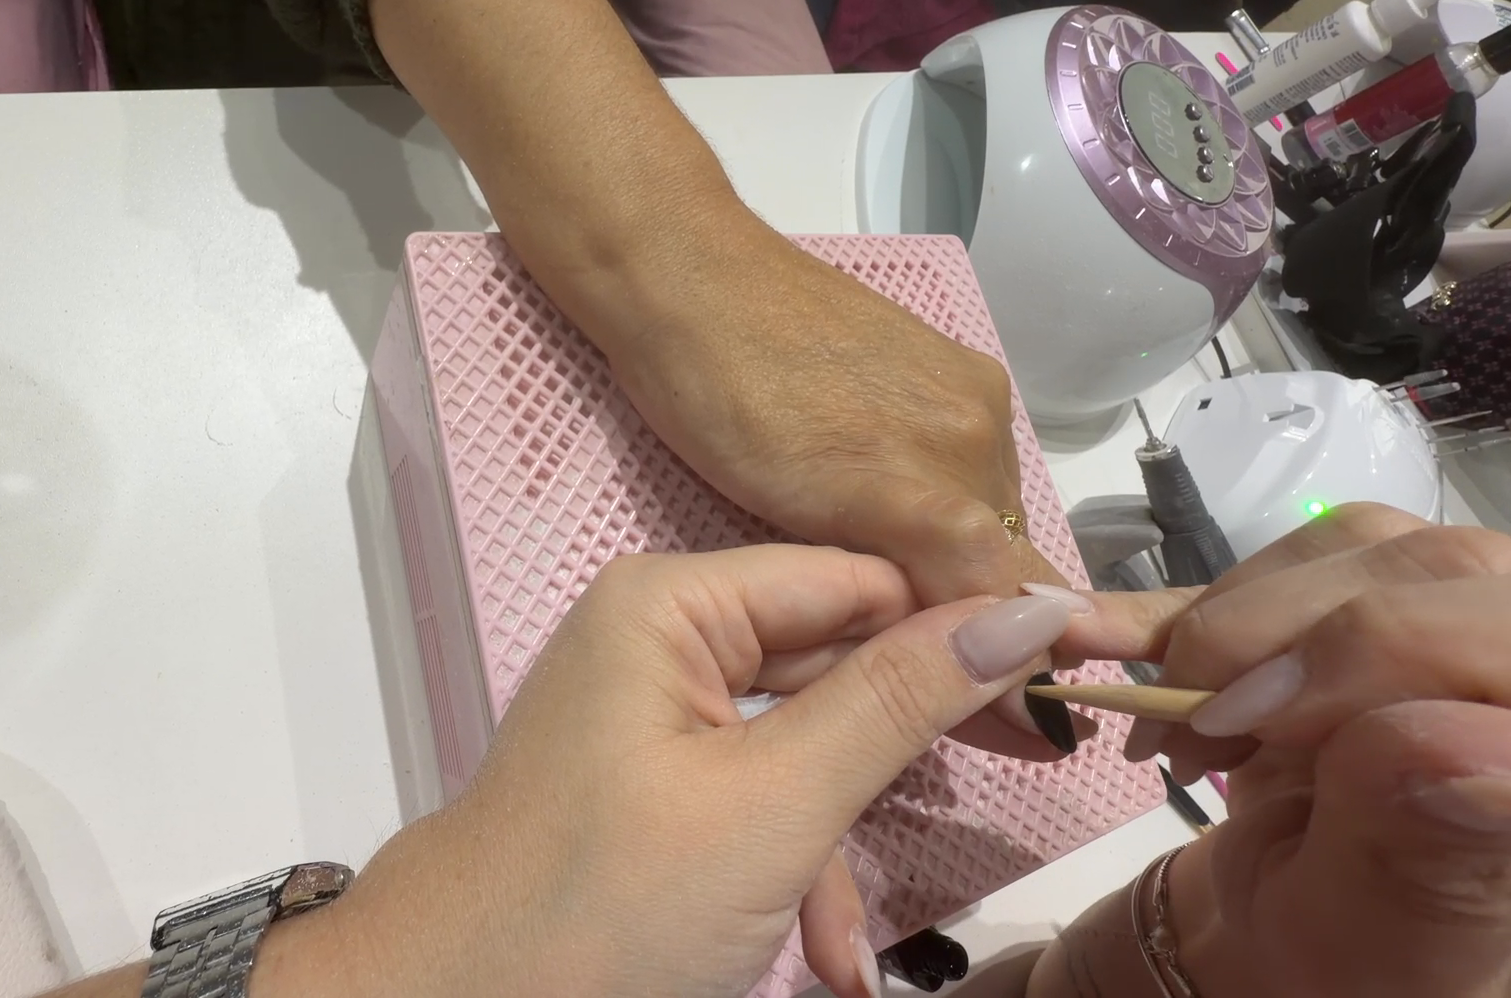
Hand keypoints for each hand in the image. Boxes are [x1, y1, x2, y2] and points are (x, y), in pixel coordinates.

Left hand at [253, 547, 1076, 997]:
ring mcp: (657, 690)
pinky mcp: (657, 753)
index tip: (1063, 664)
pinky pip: (751, 773)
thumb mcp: (773, 802)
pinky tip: (818, 944)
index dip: (954, 617)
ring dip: (840, 829)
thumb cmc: (611, 896)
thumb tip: (1018, 614)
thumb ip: (893, 702)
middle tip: (1031, 768)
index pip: (846, 575)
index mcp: (673, 598)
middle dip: (903, 737)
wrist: (466, 993)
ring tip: (856, 939)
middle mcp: (662, 624)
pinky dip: (790, 849)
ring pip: (797, 728)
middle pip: (825, 650)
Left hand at [600, 223, 1080, 758]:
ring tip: (898, 624)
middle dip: (968, 622)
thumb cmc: (721, 398)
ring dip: (942, 568)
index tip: (1009, 733)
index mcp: (959, 461)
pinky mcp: (911, 367)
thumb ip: (920, 561)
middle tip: (942, 694)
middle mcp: (975, 421)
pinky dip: (918, 512)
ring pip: (961, 511)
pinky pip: (936, 464)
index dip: (998, 665)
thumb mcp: (807, 497)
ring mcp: (945, 387)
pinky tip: (879, 534)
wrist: (680, 282)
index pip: (1001, 589)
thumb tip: (1008, 632)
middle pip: (989, 552)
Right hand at [1057, 505, 1510, 997]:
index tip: (1235, 725)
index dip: (1375, 652)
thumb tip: (1457, 739)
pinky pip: (1274, 562)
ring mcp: (1455, 636)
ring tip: (1180, 711)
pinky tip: (1104, 631)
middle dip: (1280, 633)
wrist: (1289, 938)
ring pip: (1356, 545)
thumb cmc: (1341, 965)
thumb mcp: (1374, 943)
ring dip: (1229, 618)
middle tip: (1196, 724)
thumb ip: (1425, 855)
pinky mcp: (1355, 616)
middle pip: (1443, 571)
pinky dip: (1178, 597)